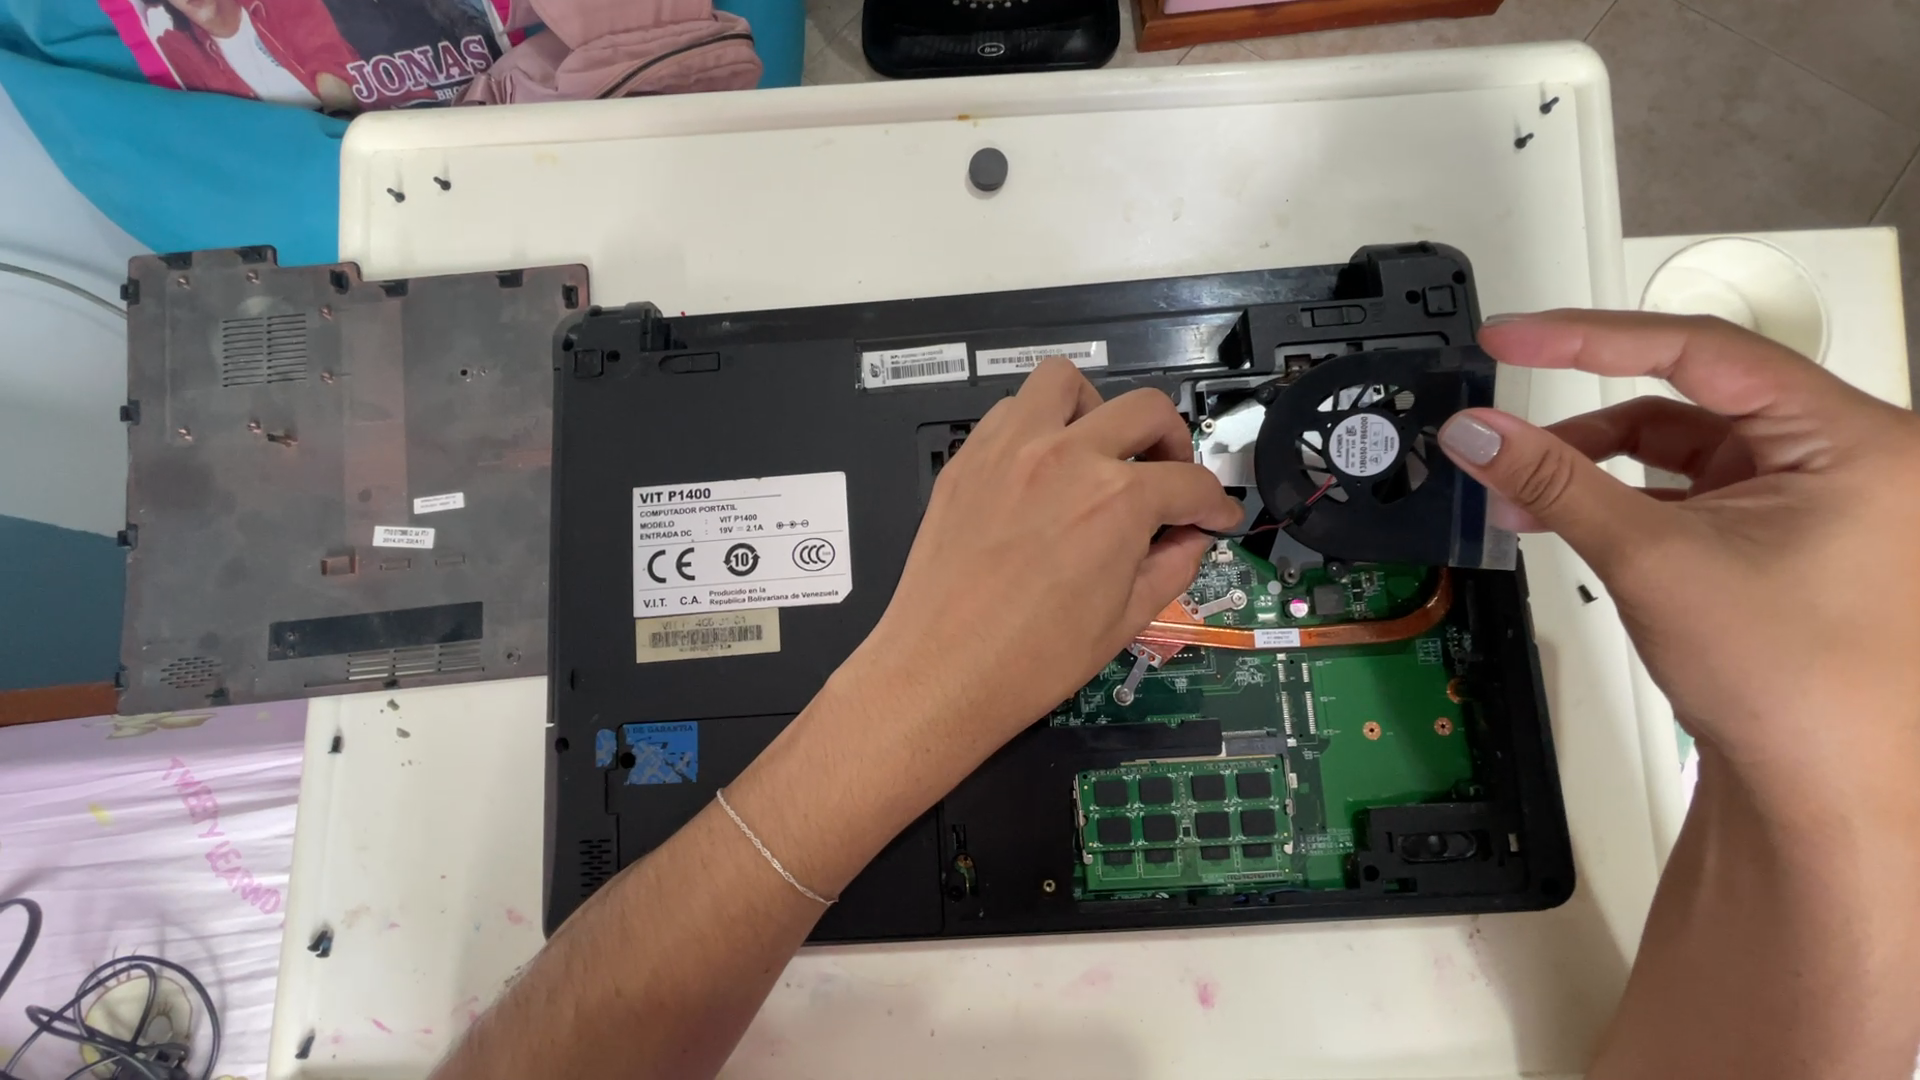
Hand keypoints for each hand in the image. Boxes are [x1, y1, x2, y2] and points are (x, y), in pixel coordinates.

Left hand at [843, 358, 1241, 759]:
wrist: (944, 670)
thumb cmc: (1033, 659)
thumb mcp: (1126, 621)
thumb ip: (1173, 565)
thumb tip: (1191, 536)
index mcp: (1116, 500)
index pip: (1191, 482)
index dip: (1216, 503)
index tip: (1216, 515)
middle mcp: (1066, 457)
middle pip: (1146, 409)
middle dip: (1174, 441)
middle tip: (1168, 477)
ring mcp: (1010, 449)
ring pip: (1066, 381)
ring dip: (1097, 408)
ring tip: (1098, 450)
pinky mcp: (968, 458)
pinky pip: (1011, 410)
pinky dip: (1038, 423)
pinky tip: (1042, 464)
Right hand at [1435, 310, 1919, 804]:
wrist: (1824, 782)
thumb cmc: (1786, 676)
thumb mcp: (1649, 557)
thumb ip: (1552, 481)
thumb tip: (1472, 430)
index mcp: (1854, 441)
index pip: (1702, 351)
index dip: (1590, 337)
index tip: (1509, 338)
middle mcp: (1843, 456)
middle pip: (1683, 400)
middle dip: (1581, 426)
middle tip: (1498, 433)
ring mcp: (1809, 494)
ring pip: (1673, 448)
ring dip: (1587, 469)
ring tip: (1521, 502)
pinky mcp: (1774, 529)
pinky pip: (1676, 488)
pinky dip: (1612, 498)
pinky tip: (1565, 521)